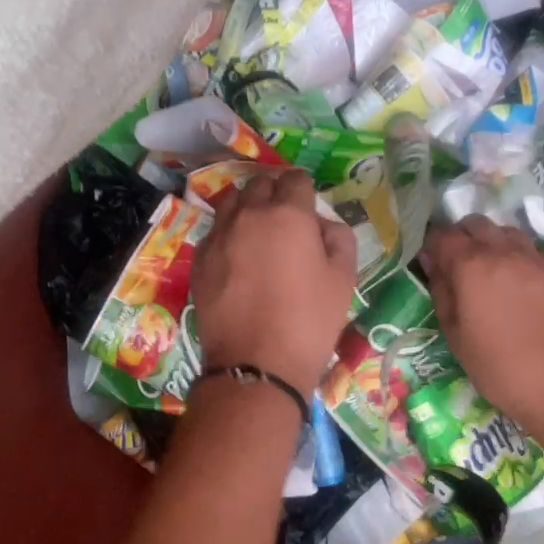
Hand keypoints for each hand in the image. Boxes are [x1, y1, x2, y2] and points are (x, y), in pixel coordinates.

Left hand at [193, 170, 357, 389]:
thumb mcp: (343, 278)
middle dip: (275, 193)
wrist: (256, 364)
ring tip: (257, 230)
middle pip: (261, 184)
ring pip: (233, 201)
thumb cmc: (308, 321)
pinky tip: (237, 256)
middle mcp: (250, 214)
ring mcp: (219, 234)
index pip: (296, 179)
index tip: (308, 207)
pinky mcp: (199, 257)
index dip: (305, 190)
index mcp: (288, 214)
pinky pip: (215, 230)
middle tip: (285, 218)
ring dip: (248, 207)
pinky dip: (228, 232)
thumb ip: (338, 237)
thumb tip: (322, 223)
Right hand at [419, 215, 543, 431]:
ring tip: (492, 271)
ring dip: (493, 242)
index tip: (431, 263)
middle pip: (475, 223)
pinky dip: (521, 257)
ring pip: (506, 231)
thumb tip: (433, 263)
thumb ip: (441, 292)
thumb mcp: (456, 337)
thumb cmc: (501, 368)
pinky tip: (523, 284)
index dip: (432, 245)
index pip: (442, 234)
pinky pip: (533, 250)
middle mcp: (502, 250)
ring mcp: (535, 258)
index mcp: (470, 264)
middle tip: (459, 265)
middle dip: (462, 236)